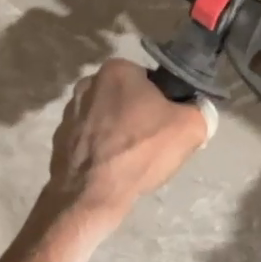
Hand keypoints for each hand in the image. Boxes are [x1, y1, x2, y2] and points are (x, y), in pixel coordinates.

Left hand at [38, 59, 212, 232]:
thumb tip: (198, 108)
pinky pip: (90, 140)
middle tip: (154, 145)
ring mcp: (69, 110)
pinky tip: (112, 168)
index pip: (152, 81)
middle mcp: (87, 82)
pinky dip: (101, 150)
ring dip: (120, 134)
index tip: (170, 126)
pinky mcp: (60, 137)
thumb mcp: (190, 127)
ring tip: (132, 160)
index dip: (166, 104)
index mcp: (115, 69)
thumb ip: (200, 110)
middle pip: (128, 99)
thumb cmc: (140, 150)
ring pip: (108, 119)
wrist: (90, 193)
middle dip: (141, 118)